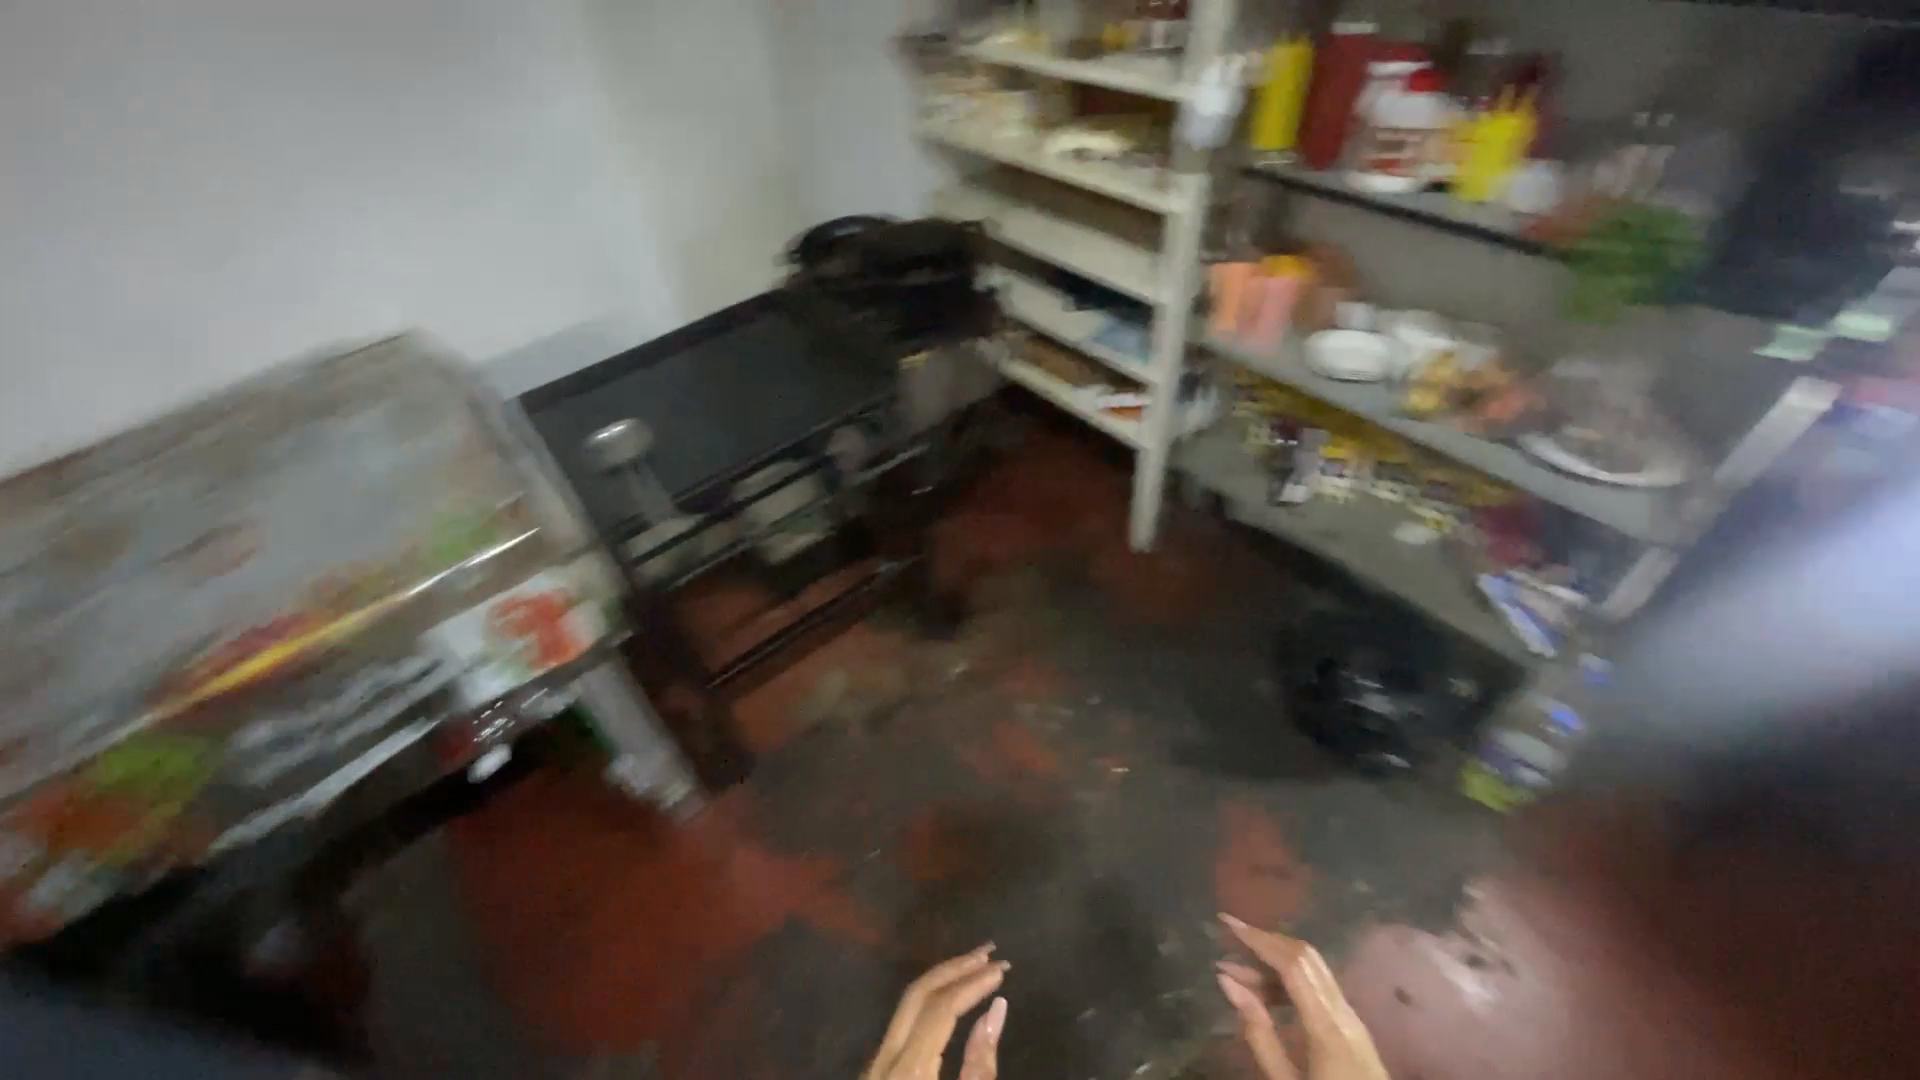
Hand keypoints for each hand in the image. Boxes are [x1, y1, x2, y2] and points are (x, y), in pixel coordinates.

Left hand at [863, 945, 1009, 1079]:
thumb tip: (997, 1009)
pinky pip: (903, 1020)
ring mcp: (875, 1060)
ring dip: (941, 980)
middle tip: (988, 952)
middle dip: (955, 968)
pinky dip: (929, 1000)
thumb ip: (979, 1066)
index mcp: (908, 1066)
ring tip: (973, 964)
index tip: (1001, 970)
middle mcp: (885, 1054)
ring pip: (906, 1004)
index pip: (942, 1007)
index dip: (973, 984)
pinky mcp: (876, 1068)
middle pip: (918, 994)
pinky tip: (949, 995)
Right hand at [1216, 914, 1387, 1079]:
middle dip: (1264, 942)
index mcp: (1327, 1027)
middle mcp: (1344, 1013)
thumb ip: (1257, 1032)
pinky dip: (1288, 979)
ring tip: (1237, 975)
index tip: (1227, 922)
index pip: (1292, 964)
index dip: (1258, 938)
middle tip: (1228, 941)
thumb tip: (1227, 981)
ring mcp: (1352, 1018)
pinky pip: (1318, 986)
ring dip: (1274, 961)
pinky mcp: (1352, 1026)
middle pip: (1304, 957)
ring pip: (1312, 969)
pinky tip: (1265, 994)